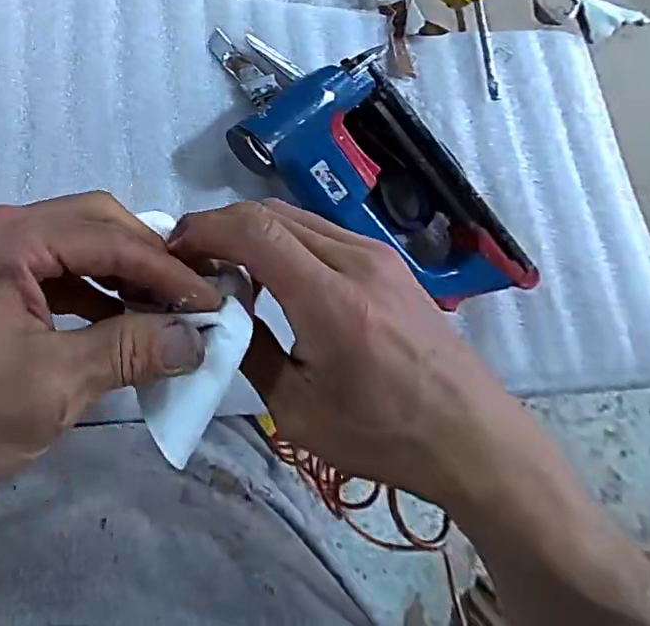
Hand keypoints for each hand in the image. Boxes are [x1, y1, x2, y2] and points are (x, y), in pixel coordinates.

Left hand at [0, 192, 223, 494]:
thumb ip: (128, 353)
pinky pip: (64, 268)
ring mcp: (2, 250)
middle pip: (100, 223)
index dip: (167, 270)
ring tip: (166, 309)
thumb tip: (196, 339)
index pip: (111, 239)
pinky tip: (123, 321)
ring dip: (127, 273)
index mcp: (15, 239)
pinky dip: (99, 290)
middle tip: (191, 296)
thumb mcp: (51, 387)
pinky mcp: (0, 277)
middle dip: (149, 259)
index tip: (212, 301)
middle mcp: (10, 228)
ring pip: (84, 242)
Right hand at [168, 198, 519, 508]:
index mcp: (331, 299)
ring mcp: (376, 253)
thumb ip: (249, 350)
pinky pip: (319, 230)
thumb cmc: (384, 436)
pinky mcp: (387, 259)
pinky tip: (273, 272)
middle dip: (220, 225)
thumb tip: (215, 311)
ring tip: (225, 264)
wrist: (474, 436)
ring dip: (250, 230)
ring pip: (294, 216)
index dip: (206, 229)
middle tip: (192, 258)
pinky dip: (282, 238)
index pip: (255, 231)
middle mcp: (355, 259)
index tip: (175, 248)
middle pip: (269, 213)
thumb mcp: (297, 411)